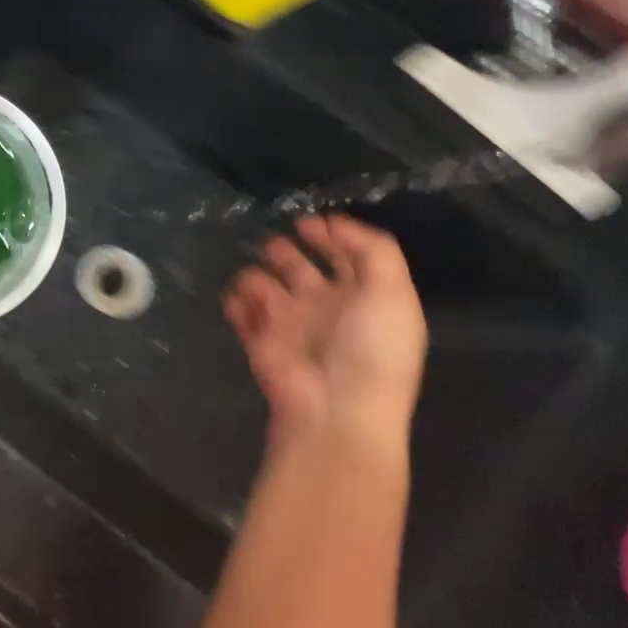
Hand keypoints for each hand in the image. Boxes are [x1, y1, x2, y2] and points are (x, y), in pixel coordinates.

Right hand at [223, 215, 426, 443]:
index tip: (310, 221)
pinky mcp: (258, 338)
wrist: (334, 406)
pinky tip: (243, 303)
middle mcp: (325, 304)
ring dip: (256, 276)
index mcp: (363, 295)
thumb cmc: (370, 348)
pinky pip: (238, 309)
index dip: (332, 235)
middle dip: (284, 250)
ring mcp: (289, 321)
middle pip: (299, 266)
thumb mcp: (391, 293)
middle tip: (275, 244)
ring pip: (263, 283)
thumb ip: (373, 250)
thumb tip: (336, 222)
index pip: (347, 256)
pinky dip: (236, 302)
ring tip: (260, 287)